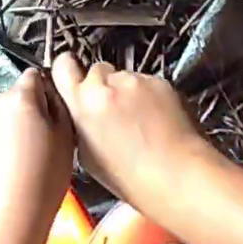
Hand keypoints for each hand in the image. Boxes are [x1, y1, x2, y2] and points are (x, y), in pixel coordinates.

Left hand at [0, 68, 75, 243]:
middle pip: (17, 98)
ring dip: (15, 131)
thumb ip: (59, 108)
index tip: (58, 115)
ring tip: (29, 164)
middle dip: (31, 112)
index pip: (35, 75)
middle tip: (47, 142)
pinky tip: (9, 177)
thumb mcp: (66, 140)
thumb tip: (51, 94)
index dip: (48, 91)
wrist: (1, 225)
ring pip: (3, 120)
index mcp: (20, 97)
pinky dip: (0, 150)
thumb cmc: (43, 180)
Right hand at [50, 54, 215, 208]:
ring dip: (128, 93)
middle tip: (113, 112)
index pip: (63, 65)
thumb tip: (80, 112)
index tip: (73, 74)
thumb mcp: (88, 157)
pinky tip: (155, 121)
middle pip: (97, 70)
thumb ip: (79, 123)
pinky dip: (150, 96)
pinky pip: (147, 83)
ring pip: (124, 78)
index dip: (68, 68)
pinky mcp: (159, 81)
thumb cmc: (135, 178)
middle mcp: (107, 85)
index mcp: (82, 103)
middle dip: (103, 86)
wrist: (179, 177)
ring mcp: (134, 80)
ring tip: (140, 122)